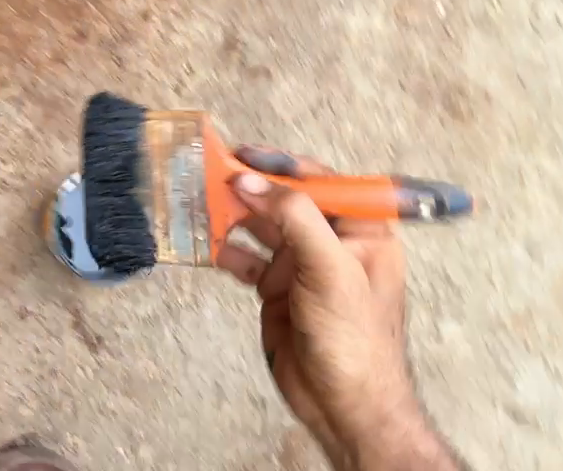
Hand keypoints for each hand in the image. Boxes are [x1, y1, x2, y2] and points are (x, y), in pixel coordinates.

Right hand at [215, 147, 458, 470]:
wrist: (344, 407)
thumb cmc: (354, 339)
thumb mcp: (330, 269)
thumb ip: (292, 217)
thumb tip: (248, 180)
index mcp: (361, 232)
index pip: (323, 182)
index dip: (285, 164)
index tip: (246, 154)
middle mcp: (329, 242)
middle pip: (284, 199)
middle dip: (250, 186)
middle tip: (213, 171)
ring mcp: (300, 265)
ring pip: (260, 225)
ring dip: (232, 212)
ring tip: (202, 199)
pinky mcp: (275, 286)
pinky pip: (244, 256)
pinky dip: (224, 247)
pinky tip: (206, 242)